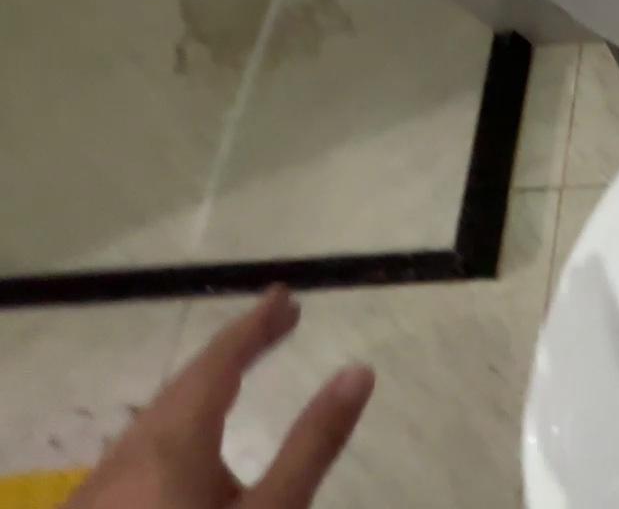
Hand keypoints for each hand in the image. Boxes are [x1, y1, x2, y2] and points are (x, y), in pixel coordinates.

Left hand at [64, 286, 374, 508]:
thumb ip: (313, 442)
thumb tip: (359, 370)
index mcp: (170, 447)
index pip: (216, 367)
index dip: (252, 327)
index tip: (285, 293)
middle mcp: (124, 461)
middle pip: (181, 388)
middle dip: (234, 349)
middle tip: (280, 320)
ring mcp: (95, 497)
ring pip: (154, 421)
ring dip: (205, 384)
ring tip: (246, 364)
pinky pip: (139, 450)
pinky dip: (180, 420)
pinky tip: (194, 436)